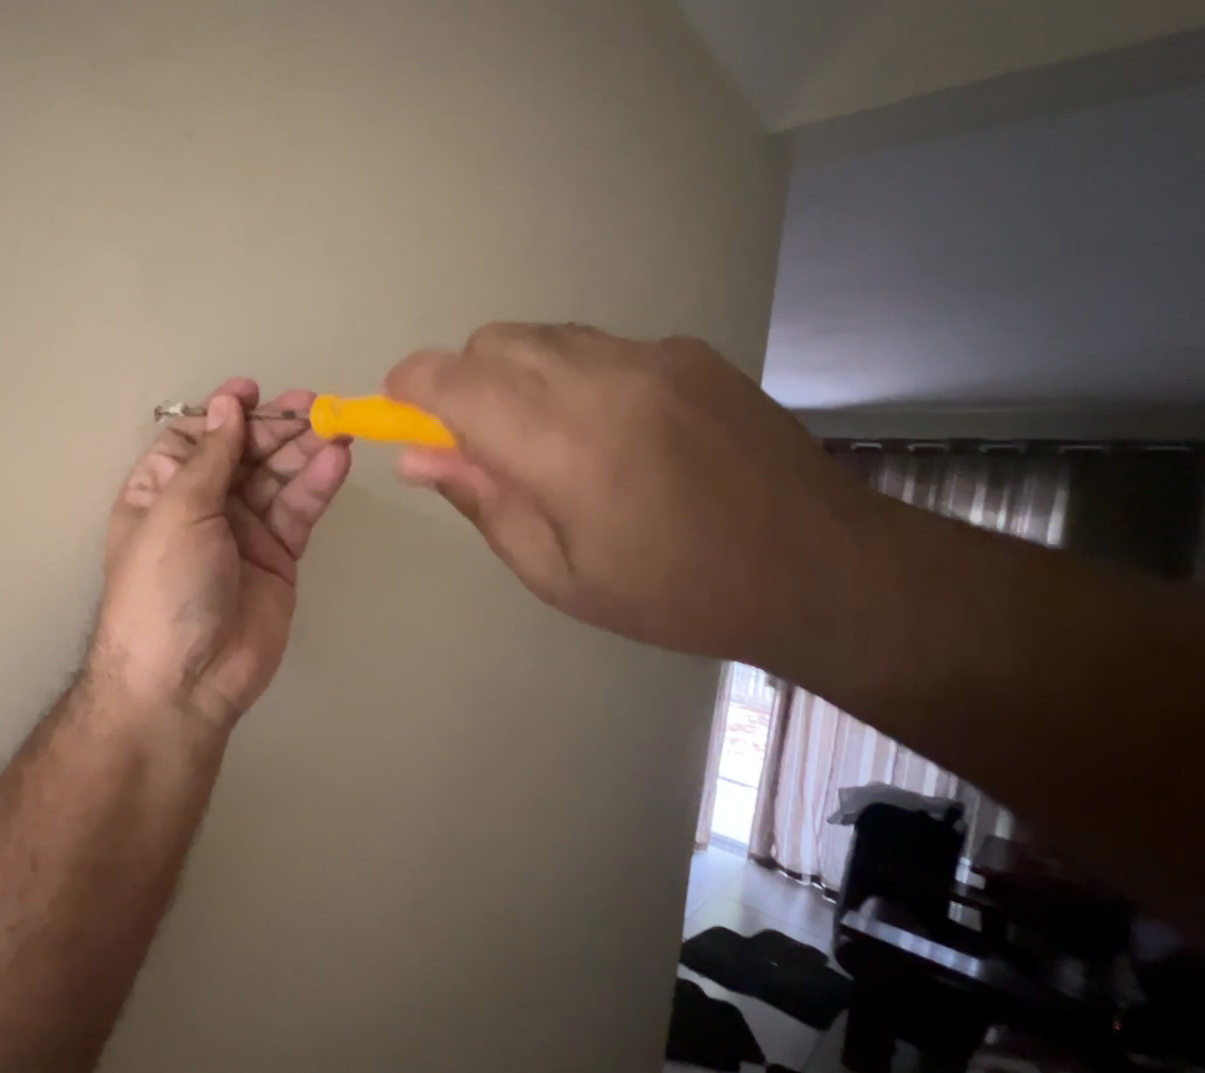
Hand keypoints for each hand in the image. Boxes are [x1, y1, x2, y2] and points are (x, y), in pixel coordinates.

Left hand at [91, 379, 351, 726]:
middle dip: (276, 428)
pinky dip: (317, 485)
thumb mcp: (176, 512)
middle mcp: (203, 507)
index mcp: (161, 491)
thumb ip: (210, 457)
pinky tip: (337, 460)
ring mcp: (243, 533)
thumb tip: (227, 404)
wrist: (184, 679)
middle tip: (316, 406)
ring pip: (277, 479)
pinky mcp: (279, 558)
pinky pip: (299, 512)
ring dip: (305, 451)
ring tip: (338, 425)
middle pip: (245, 453)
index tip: (254, 392)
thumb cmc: (163, 587)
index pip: (196, 438)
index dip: (224, 414)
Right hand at [383, 323, 880, 664]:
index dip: (409, 387)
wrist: (820, 568)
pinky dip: (569, 372)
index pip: (454, 381)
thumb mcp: (557, 572)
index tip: (395, 411)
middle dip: (460, 380)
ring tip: (540, 436)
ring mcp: (652, 356)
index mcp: (565, 445)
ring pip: (543, 335)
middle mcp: (603, 379)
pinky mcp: (688, 352)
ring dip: (513, 373)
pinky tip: (605, 427)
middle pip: (492, 342)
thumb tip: (415, 456)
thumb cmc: (674, 594)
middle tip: (473, 442)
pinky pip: (597, 343)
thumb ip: (482, 501)